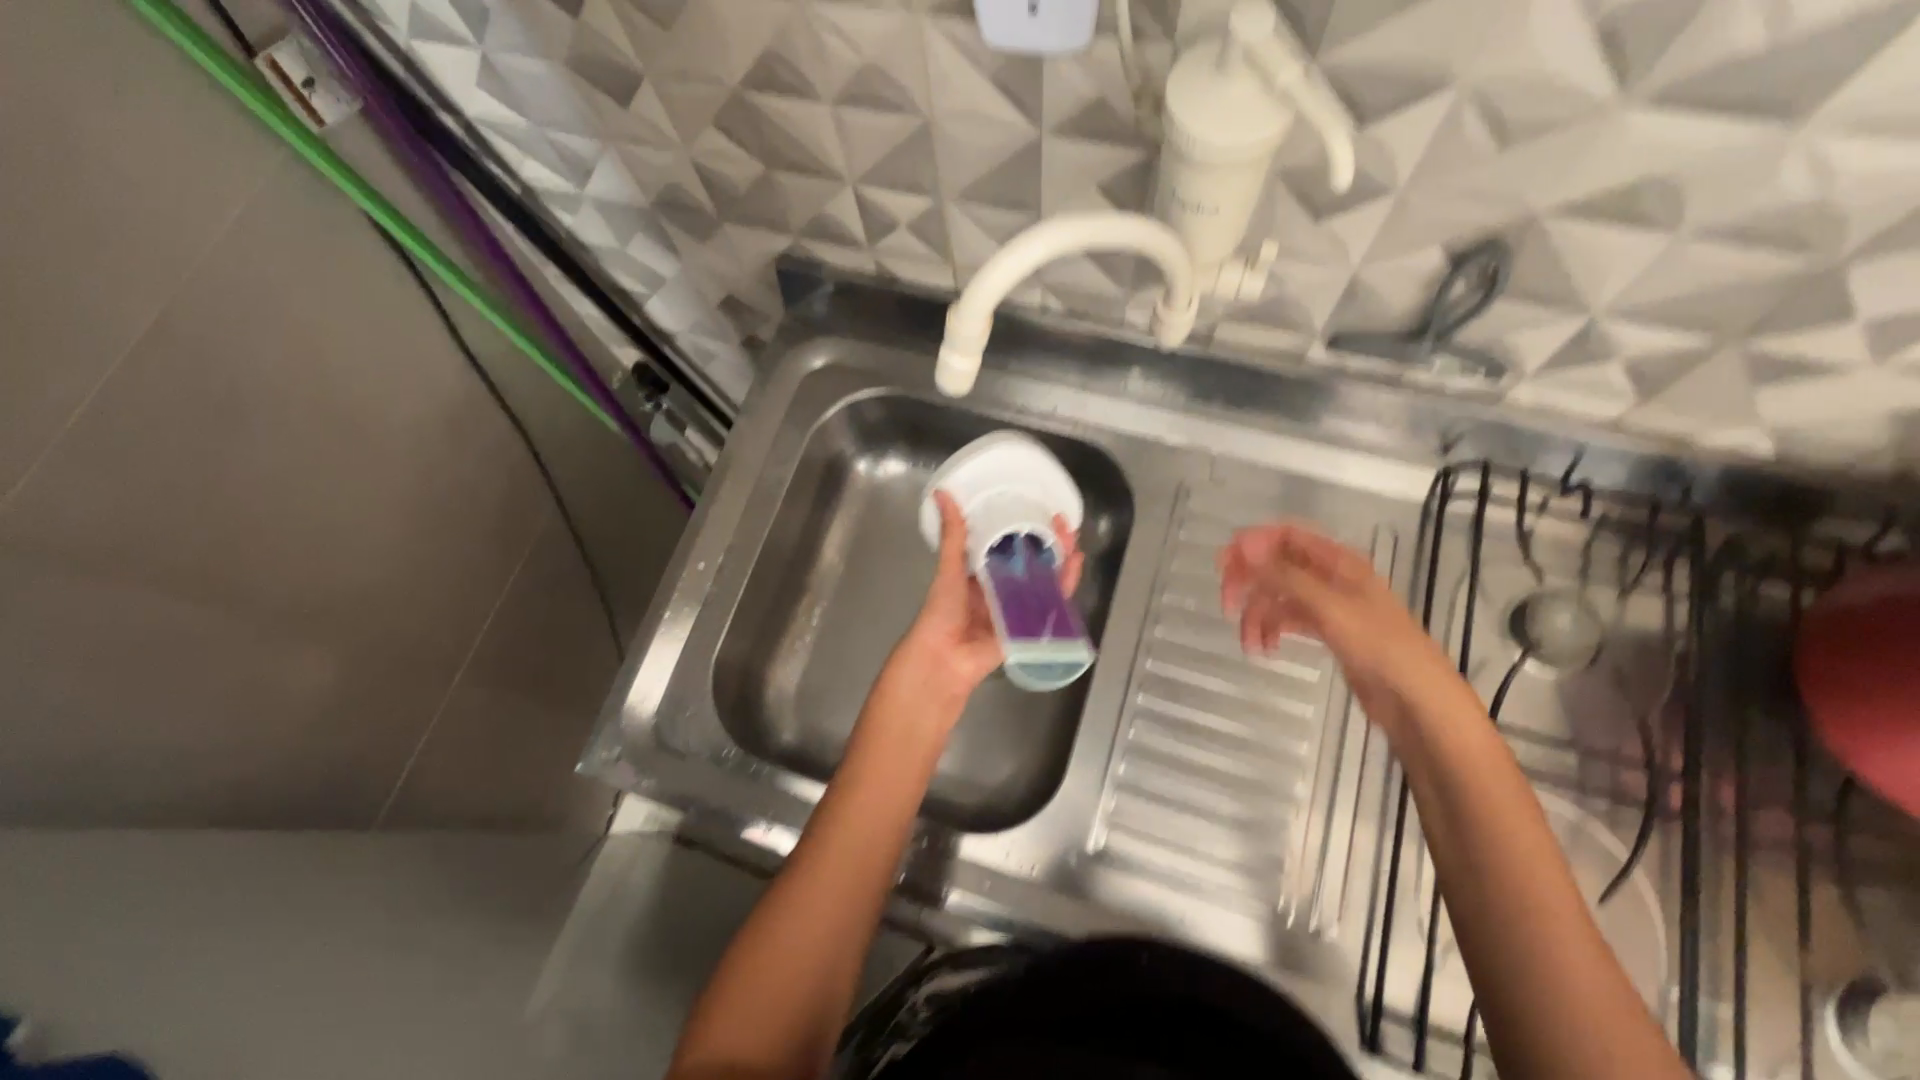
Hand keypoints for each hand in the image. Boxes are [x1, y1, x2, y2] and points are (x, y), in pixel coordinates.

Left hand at [890, 490, 1083, 706]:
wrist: (944, 656)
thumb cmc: (941, 612)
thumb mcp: (949, 568)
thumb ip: (952, 534)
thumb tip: (941, 493)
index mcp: (981, 575)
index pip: (1008, 547)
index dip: (1024, 530)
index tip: (1036, 510)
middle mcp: (1001, 589)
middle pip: (1032, 563)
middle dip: (1048, 543)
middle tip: (1061, 521)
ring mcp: (1017, 607)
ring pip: (1045, 581)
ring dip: (1061, 560)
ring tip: (1073, 538)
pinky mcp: (1029, 625)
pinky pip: (1050, 604)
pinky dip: (1064, 585)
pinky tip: (1075, 566)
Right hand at [1218, 523, 1456, 729]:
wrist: (1415, 696)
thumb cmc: (1379, 645)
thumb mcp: (1328, 606)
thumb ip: (1284, 575)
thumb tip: (1243, 545)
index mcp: (1337, 561)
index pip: (1285, 535)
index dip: (1252, 544)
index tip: (1224, 565)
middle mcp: (1330, 577)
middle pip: (1277, 565)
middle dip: (1248, 582)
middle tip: (1226, 604)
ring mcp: (1328, 605)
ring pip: (1278, 597)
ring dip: (1257, 614)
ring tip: (1249, 644)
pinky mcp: (1327, 632)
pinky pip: (1288, 621)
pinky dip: (1272, 630)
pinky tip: (1266, 649)